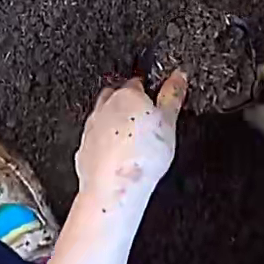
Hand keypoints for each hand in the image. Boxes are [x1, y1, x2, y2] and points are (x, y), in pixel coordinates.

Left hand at [75, 73, 183, 217]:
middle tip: (145, 120)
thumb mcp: (169, 122)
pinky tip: (118, 157)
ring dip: (115, 123)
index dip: (149, 92)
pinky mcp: (84, 149)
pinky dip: (105, 144)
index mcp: (127, 95)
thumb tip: (179, 76)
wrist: (115, 187)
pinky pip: (95, 140)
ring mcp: (92, 128)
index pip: (139, 83)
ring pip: (104, 117)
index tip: (157, 103)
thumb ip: (173, 95)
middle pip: (117, 96)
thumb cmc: (142, 156)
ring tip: (132, 141)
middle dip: (128, 104)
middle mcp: (105, 107)